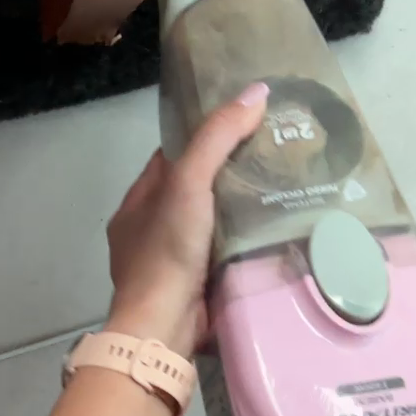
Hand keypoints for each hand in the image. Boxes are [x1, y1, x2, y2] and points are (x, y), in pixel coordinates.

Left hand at [105, 82, 270, 352]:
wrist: (162, 324)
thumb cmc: (166, 252)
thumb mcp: (187, 184)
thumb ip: (217, 138)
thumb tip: (256, 92)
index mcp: (134, 207)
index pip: (169, 159)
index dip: (202, 138)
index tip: (242, 124)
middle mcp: (145, 234)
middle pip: (190, 192)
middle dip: (225, 176)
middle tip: (272, 153)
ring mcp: (167, 264)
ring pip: (206, 225)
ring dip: (236, 211)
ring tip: (281, 186)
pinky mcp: (190, 288)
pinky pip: (217, 255)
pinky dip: (239, 243)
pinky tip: (270, 229)